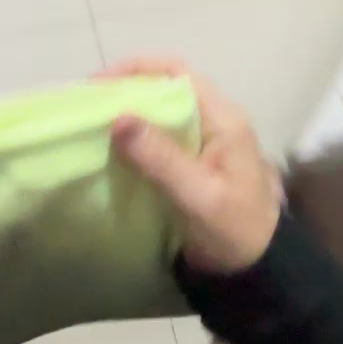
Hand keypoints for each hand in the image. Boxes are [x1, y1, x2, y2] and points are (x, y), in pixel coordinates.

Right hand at [99, 57, 282, 275]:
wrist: (257, 274)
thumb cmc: (234, 231)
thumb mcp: (199, 196)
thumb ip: (161, 158)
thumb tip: (118, 118)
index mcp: (223, 119)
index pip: (178, 73)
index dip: (136, 70)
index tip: (96, 84)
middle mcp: (213, 121)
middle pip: (164, 87)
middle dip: (124, 90)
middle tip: (85, 105)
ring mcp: (202, 141)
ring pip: (159, 111)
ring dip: (126, 112)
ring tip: (90, 123)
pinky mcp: (190, 161)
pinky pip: (157, 135)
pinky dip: (131, 135)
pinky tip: (108, 147)